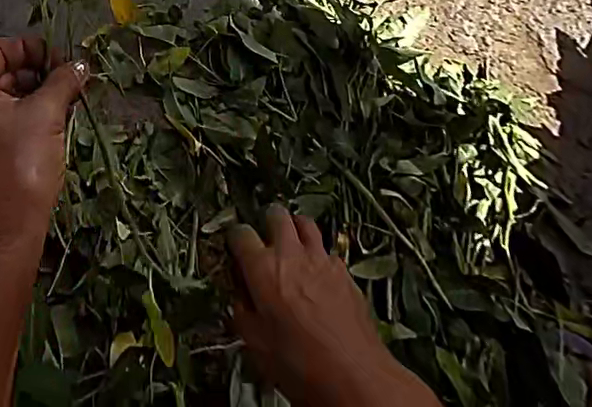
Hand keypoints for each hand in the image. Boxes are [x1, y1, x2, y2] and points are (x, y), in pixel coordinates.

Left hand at [0, 35, 86, 259]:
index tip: (59, 59)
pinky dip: (24, 111)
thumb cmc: (21, 167)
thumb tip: (80, 64)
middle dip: (35, 70)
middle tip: (68, 77)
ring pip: (0, 93)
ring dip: (33, 91)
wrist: (4, 234)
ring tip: (67, 97)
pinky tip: (55, 116)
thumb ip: (62, 80)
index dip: (29, 48)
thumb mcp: (46, 115)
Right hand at [228, 205, 441, 406]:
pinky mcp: (343, 271)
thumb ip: (242, 314)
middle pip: (275, 214)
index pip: (240, 233)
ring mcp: (320, 259)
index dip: (235, 238)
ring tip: (291, 242)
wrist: (356, 379)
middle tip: (264, 236)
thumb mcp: (257, 347)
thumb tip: (239, 303)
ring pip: (304, 222)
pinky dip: (319, 254)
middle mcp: (290, 255)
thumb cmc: (306, 367)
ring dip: (294, 228)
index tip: (235, 247)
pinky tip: (317, 273)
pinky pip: (327, 250)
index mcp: (263, 269)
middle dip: (267, 220)